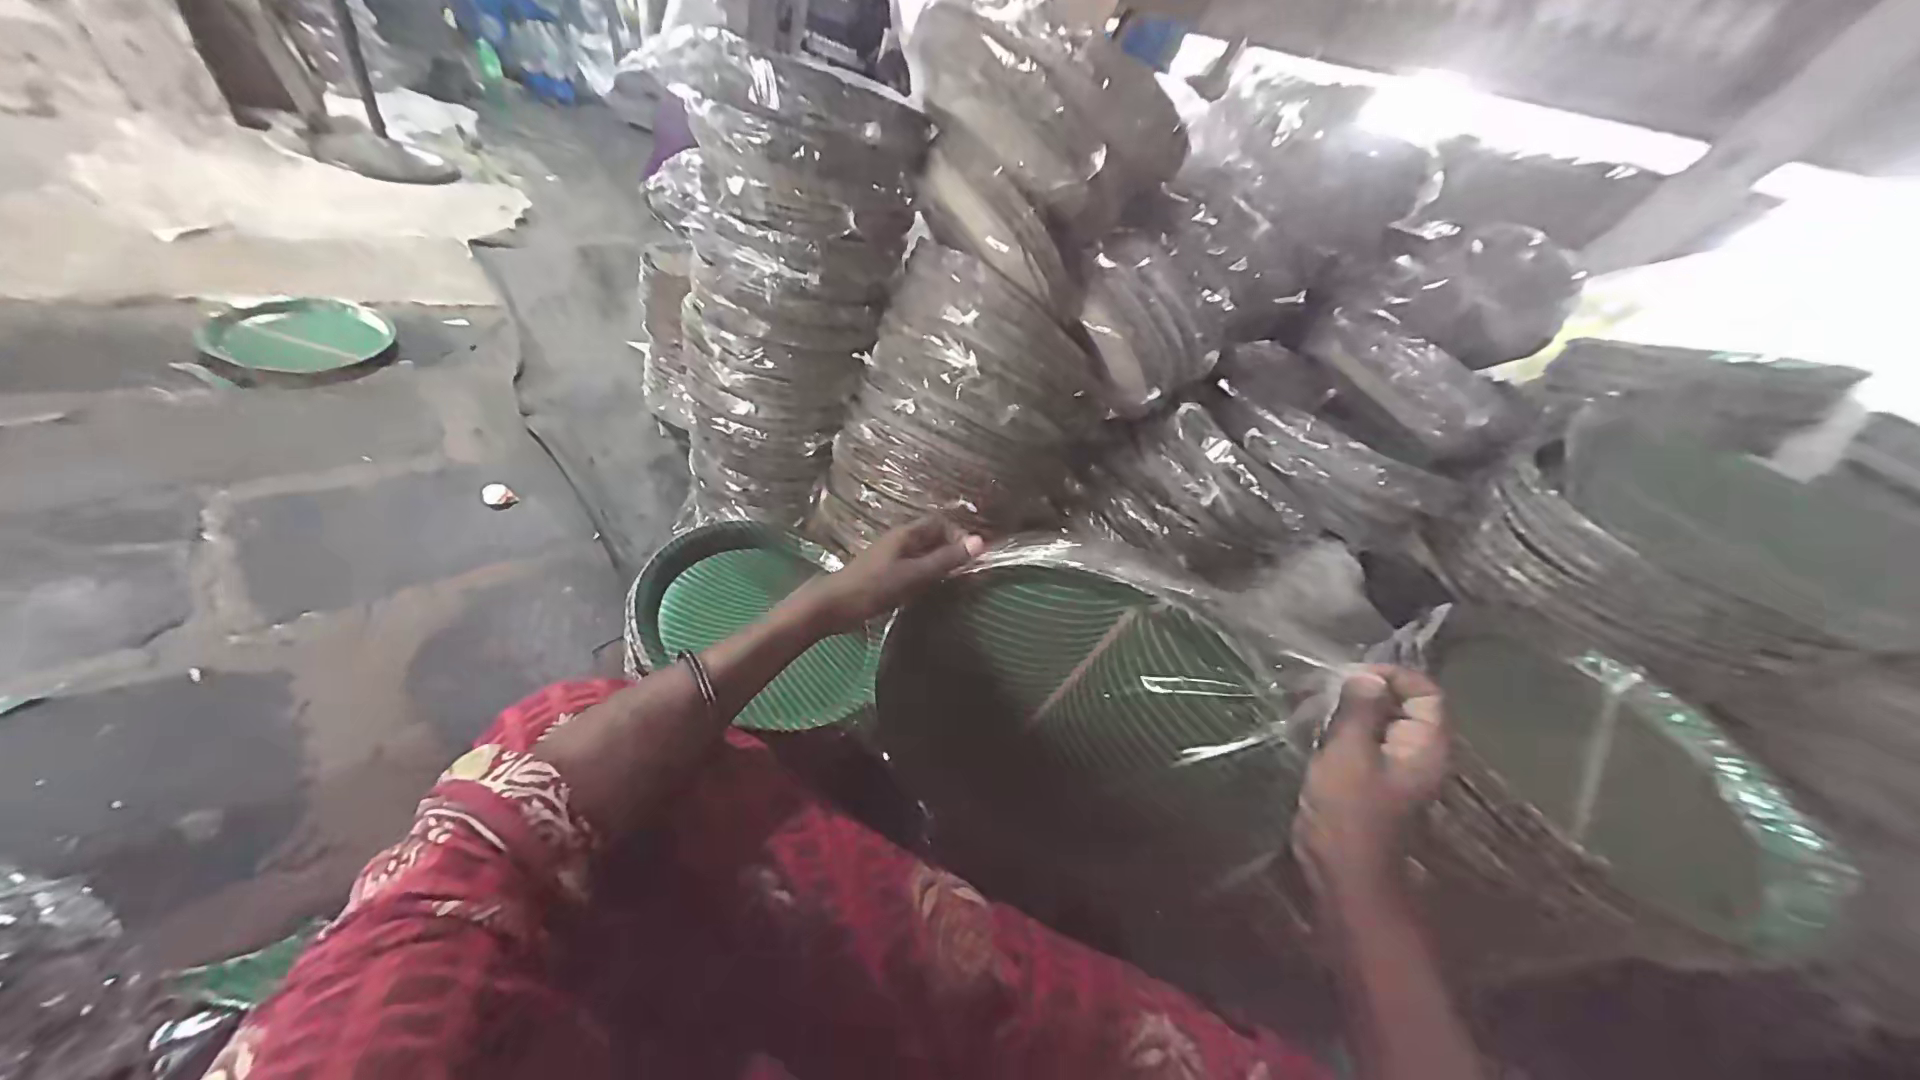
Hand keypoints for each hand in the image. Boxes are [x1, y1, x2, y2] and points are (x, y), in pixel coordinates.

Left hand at [788, 516, 984, 636]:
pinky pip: (911, 566)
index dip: (959, 534)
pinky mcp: (883, 572)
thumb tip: (980, 541)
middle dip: (951, 548)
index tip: (972, 556)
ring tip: (952, 580)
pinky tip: (928, 589)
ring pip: (921, 552)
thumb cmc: (874, 587)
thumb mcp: (915, 574)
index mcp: (906, 534)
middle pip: (931, 536)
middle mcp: (898, 540)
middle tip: (966, 569)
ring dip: (938, 562)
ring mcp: (889, 556)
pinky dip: (924, 573)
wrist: (833, 606)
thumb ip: (946, 559)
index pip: (940, 522)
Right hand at [1293, 665, 1449, 899]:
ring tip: (1315, 702)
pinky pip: (1361, 739)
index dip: (1393, 676)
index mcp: (1424, 746)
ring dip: (1350, 708)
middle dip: (1366, 689)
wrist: (1343, 868)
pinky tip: (1314, 726)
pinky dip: (1341, 726)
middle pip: (1403, 704)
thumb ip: (1360, 711)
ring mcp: (1392, 766)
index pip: (1426, 693)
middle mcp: (1415, 752)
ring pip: (1379, 721)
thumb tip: (1367, 676)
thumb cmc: (1350, 810)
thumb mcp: (1349, 753)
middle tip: (1327, 686)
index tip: (1352, 674)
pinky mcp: (1368, 777)